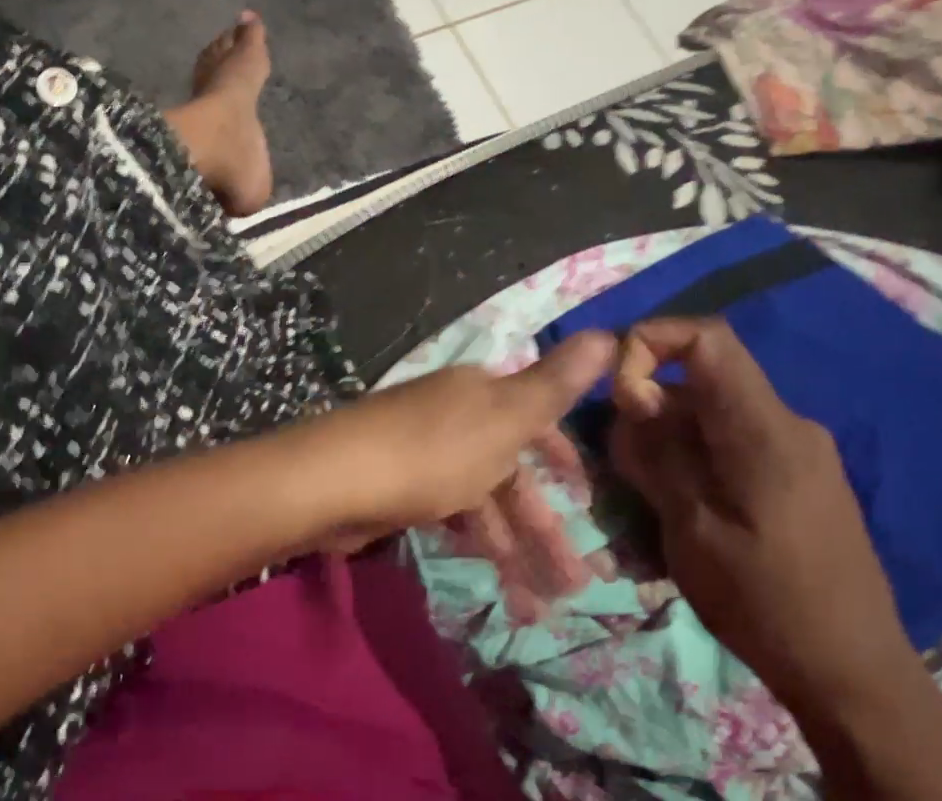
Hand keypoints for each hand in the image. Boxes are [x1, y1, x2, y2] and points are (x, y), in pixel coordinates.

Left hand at [308, 332, 615, 619]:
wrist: (332, 481)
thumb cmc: (430, 451)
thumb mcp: (503, 417)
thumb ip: (554, 385)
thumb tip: (609, 333)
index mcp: (477, 392)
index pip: (533, 417)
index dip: (561, 456)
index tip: (588, 496)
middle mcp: (449, 416)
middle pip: (509, 470)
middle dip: (545, 525)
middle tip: (581, 582)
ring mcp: (419, 453)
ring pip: (481, 501)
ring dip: (514, 549)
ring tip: (543, 607)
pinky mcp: (395, 489)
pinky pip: (448, 517)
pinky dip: (474, 546)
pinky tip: (497, 583)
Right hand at [608, 318, 919, 708]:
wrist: (851, 671)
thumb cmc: (763, 598)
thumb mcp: (691, 526)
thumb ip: (659, 450)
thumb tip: (631, 390)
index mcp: (765, 429)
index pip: (707, 339)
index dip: (649, 342)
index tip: (615, 392)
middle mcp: (786, 425)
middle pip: (698, 379)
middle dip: (644, 406)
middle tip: (621, 462)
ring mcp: (795, 452)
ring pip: (706, 413)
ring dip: (662, 438)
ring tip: (643, 493)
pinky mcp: (793, 477)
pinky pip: (725, 441)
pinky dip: (687, 457)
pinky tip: (674, 505)